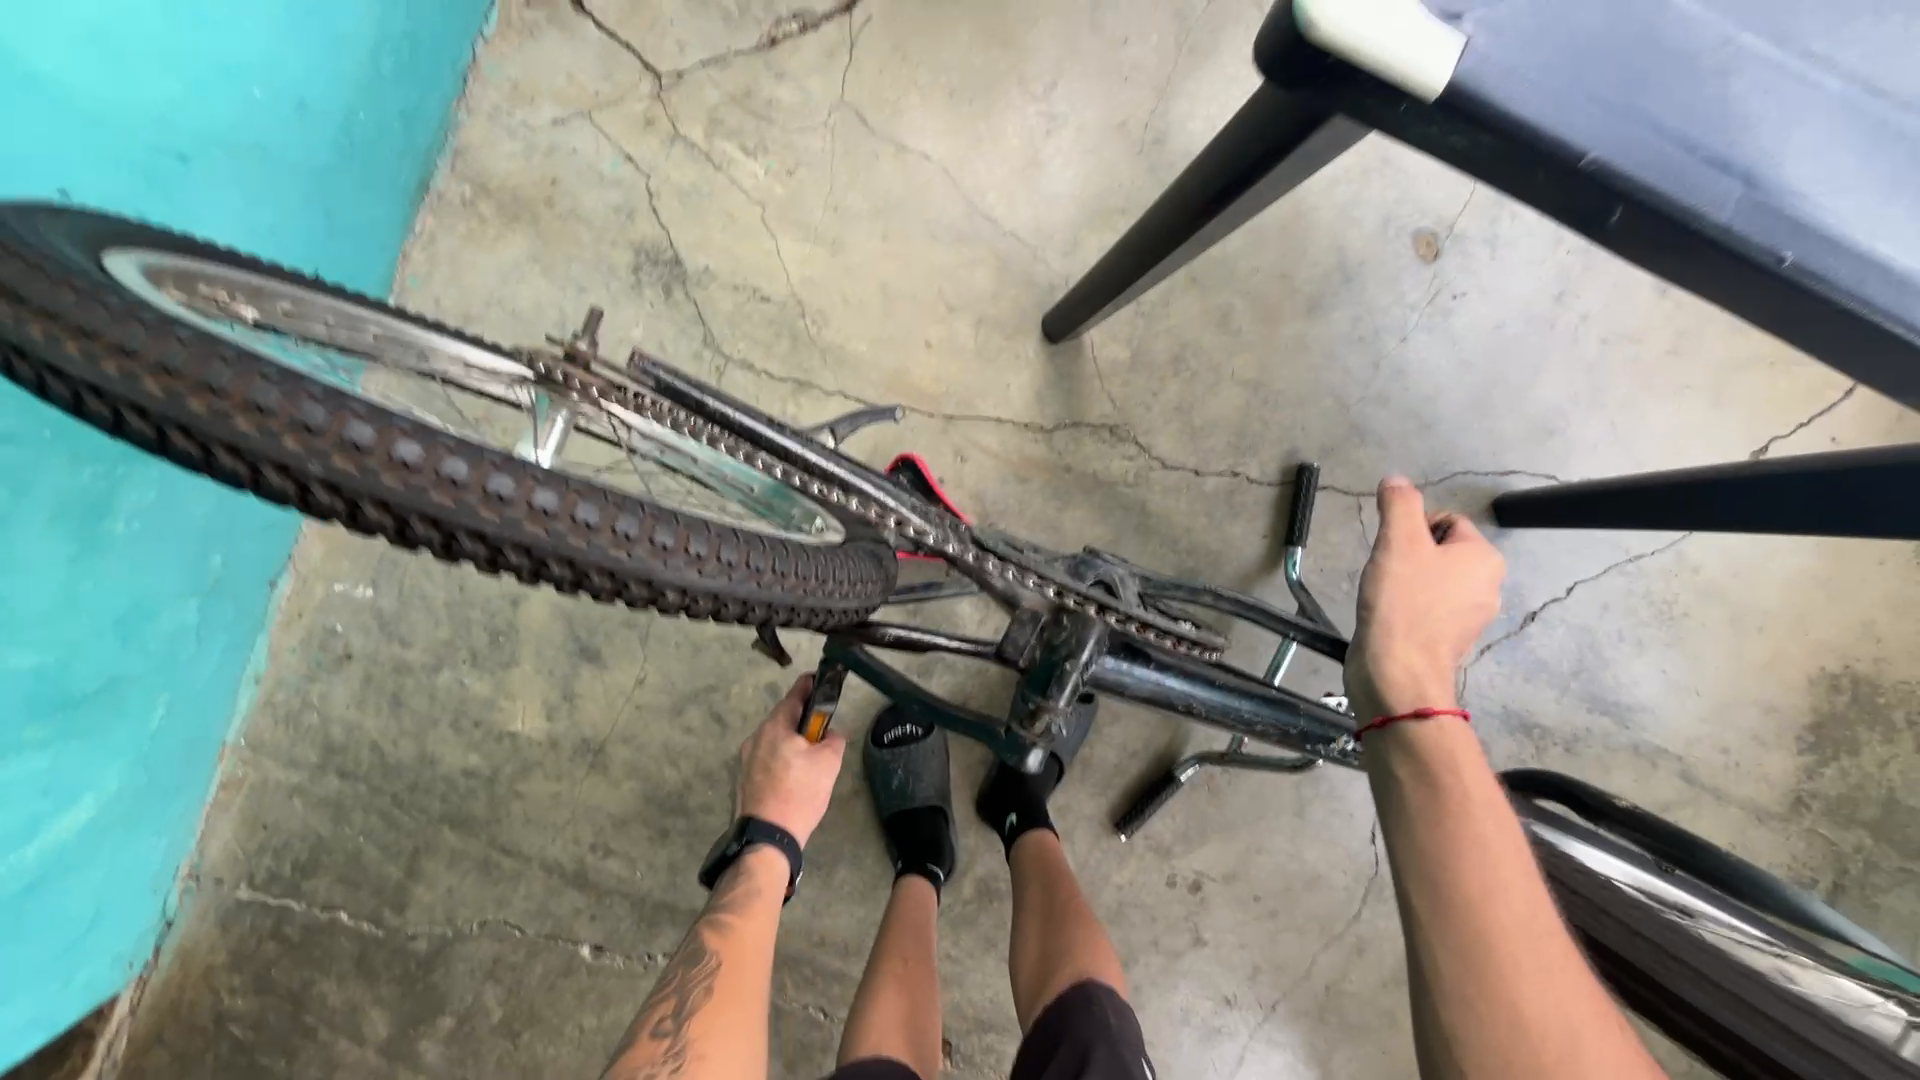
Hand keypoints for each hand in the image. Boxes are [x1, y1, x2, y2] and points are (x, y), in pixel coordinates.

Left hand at [734, 675, 846, 848]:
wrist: (766, 838)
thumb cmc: (799, 794)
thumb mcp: (829, 763)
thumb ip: (833, 740)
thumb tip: (828, 735)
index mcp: (775, 727)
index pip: (795, 694)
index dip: (810, 685)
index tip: (821, 681)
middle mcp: (755, 737)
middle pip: (782, 718)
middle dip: (802, 720)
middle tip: (821, 730)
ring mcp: (744, 759)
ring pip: (773, 740)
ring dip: (790, 742)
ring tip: (808, 761)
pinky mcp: (741, 779)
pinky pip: (765, 759)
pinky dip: (779, 760)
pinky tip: (791, 779)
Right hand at [1344, 476, 1504, 720]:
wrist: (1397, 669)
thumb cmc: (1402, 601)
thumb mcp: (1397, 541)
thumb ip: (1399, 505)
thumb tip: (1396, 480)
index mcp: (1484, 558)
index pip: (1447, 521)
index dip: (1412, 527)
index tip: (1391, 548)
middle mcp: (1488, 585)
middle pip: (1440, 550)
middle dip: (1408, 555)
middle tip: (1385, 570)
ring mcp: (1471, 617)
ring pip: (1432, 580)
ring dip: (1406, 581)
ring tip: (1384, 594)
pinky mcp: (1449, 640)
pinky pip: (1428, 608)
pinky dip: (1408, 607)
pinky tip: (1389, 615)